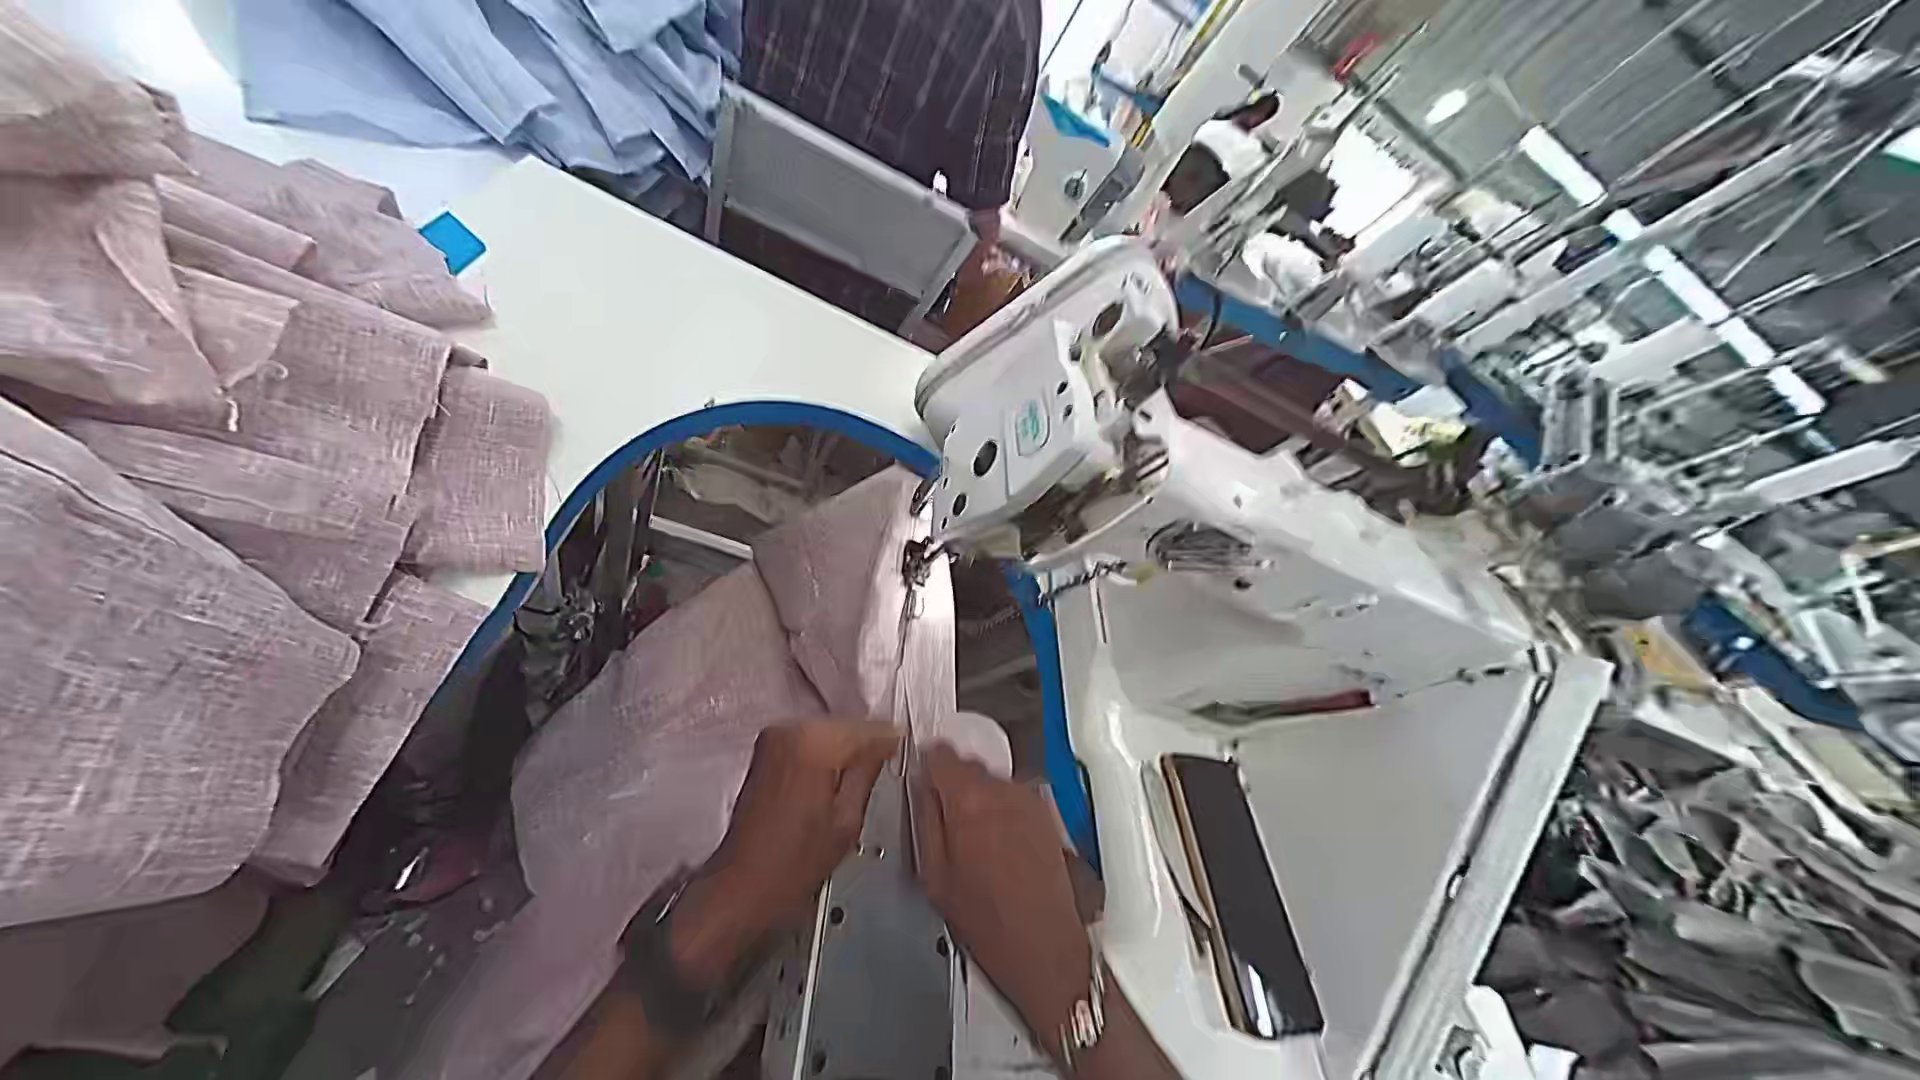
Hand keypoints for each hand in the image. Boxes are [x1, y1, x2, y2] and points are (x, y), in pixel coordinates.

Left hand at [670, 719, 897, 987]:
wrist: (743, 886)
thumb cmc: (796, 862)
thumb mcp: (847, 820)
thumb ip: (868, 772)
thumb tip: (885, 744)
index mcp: (814, 742)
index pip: (867, 728)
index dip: (889, 741)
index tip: (902, 753)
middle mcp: (790, 729)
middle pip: (845, 727)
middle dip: (864, 746)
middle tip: (881, 771)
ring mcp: (773, 737)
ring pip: (827, 732)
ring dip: (843, 751)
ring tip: (856, 781)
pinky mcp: (765, 750)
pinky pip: (808, 742)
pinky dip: (823, 756)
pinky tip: (832, 781)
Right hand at [913, 744, 1091, 1046]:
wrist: (1043, 944)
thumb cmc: (986, 919)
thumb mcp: (934, 872)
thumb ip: (924, 817)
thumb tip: (920, 786)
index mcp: (967, 800)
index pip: (940, 754)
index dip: (926, 762)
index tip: (922, 772)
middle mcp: (1000, 790)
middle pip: (967, 764)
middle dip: (952, 782)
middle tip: (944, 815)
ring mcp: (1027, 798)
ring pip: (990, 779)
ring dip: (978, 795)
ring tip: (973, 836)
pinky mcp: (1044, 811)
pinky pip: (1011, 794)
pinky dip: (1001, 807)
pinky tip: (997, 841)